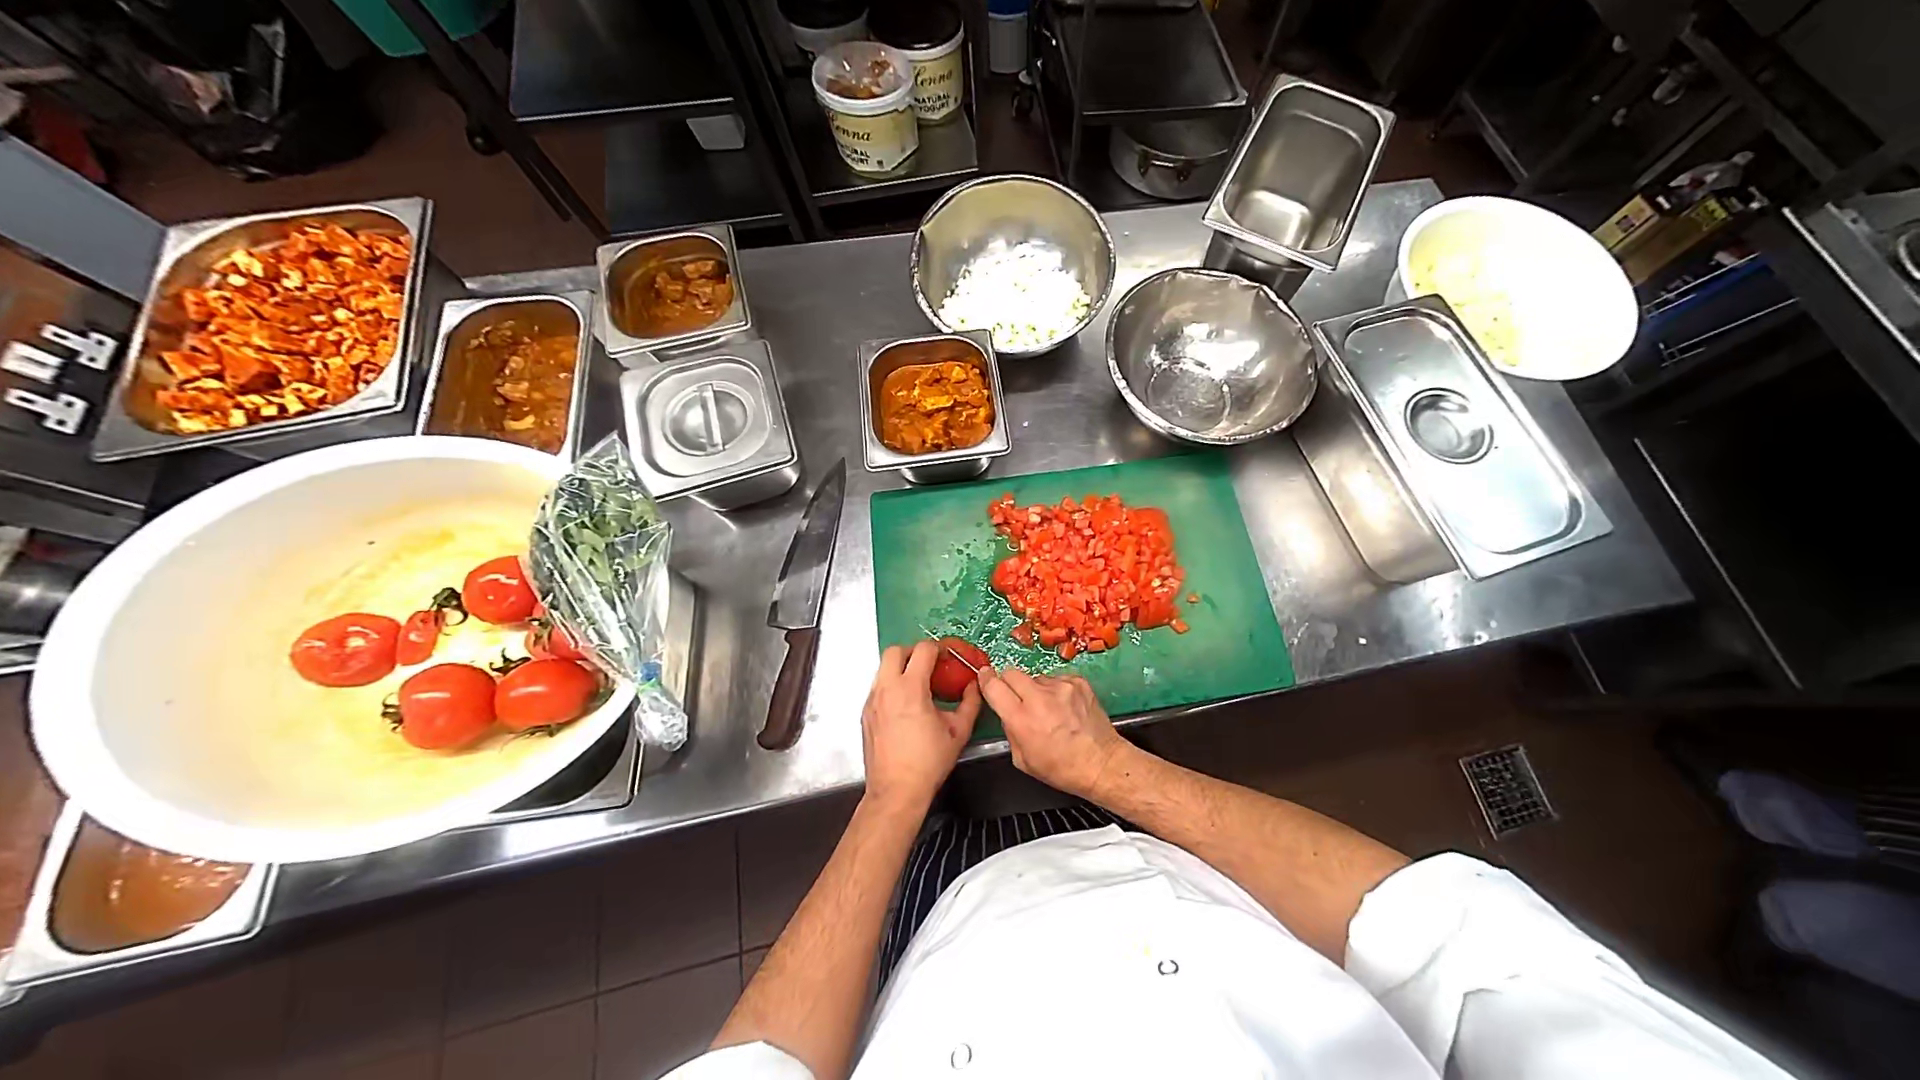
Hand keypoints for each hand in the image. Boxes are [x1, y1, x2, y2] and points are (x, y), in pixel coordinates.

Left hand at [861, 641, 980, 812]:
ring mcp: (872, 701)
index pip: (923, 650)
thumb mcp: (958, 730)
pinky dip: (892, 686)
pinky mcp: (865, 714)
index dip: (938, 648)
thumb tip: (974, 687)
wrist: (897, 790)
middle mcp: (887, 690)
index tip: (947, 656)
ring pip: (883, 668)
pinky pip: (878, 688)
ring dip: (901, 668)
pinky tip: (906, 704)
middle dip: (914, 651)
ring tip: (919, 684)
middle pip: (895, 651)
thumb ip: (970, 702)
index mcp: (910, 689)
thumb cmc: (928, 763)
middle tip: (930, 663)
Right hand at [977, 668, 1128, 799]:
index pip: (994, 685)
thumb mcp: (1022, 759)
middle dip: (1009, 683)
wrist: (1101, 763)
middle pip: (1012, 673)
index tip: (985, 677)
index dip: (986, 680)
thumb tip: (1007, 712)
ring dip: (1036, 689)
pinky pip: (1057, 679)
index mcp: (1021, 719)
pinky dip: (1056, 690)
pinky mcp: (1078, 682)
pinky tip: (1065, 707)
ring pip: (1036, 677)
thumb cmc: (1061, 768)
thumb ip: (1009, 730)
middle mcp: (1039, 697)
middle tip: (1018, 698)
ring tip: (1049, 709)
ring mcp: (1061, 686)